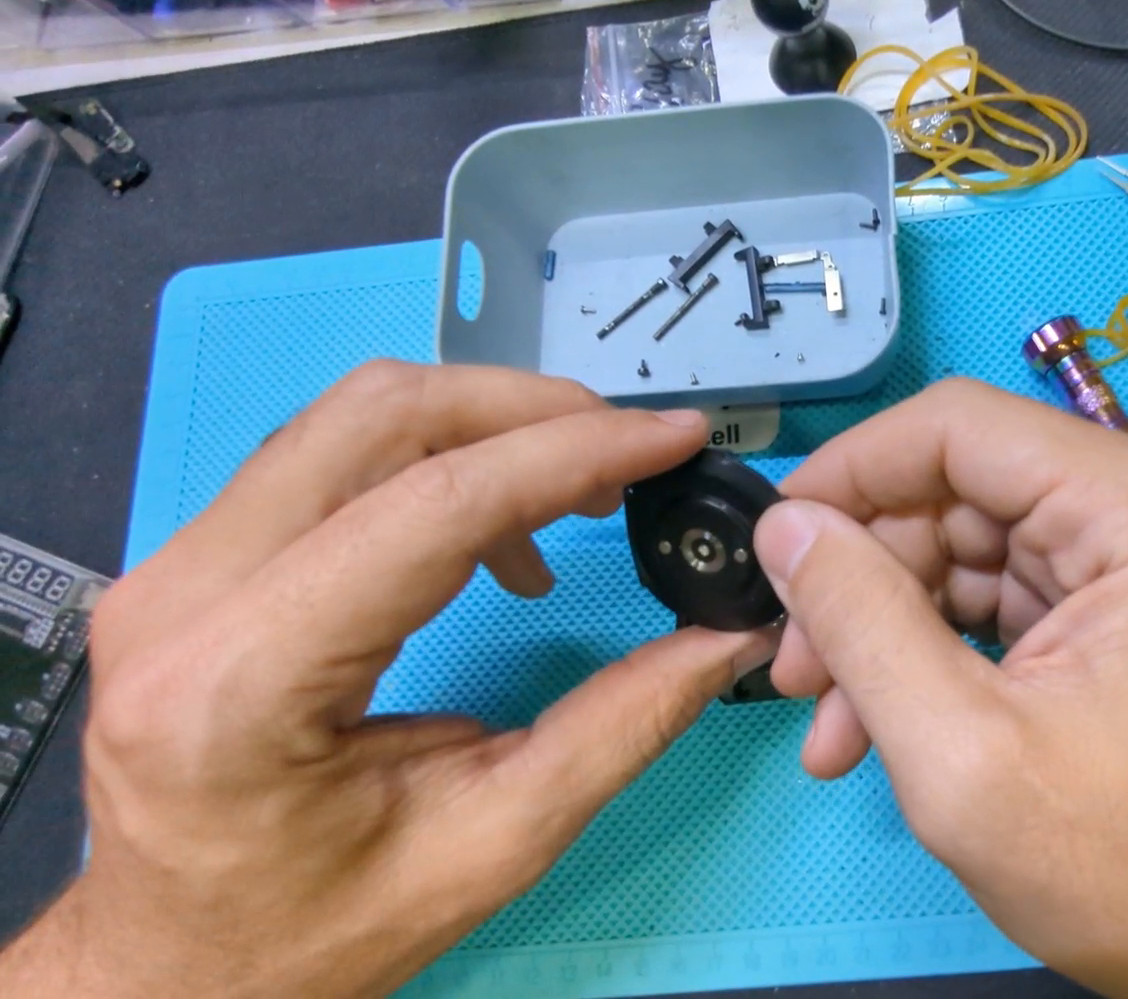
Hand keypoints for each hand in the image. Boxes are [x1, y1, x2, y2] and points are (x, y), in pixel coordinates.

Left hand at [0, 362, 772, 997]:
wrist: (170, 967)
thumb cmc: (327, 924)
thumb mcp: (502, 838)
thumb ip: (630, 722)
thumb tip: (734, 632)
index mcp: (248, 679)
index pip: (439, 503)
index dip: (577, 451)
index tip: (677, 437)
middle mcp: (190, 590)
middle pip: (384, 412)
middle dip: (538, 408)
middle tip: (634, 454)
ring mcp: (184, 561)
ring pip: (361, 412)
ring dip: (499, 423)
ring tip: (586, 489)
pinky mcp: (208, 554)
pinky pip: (346, 452)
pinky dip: (455, 457)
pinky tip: (508, 537)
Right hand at [752, 379, 1127, 996]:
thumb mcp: (964, 756)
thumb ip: (861, 622)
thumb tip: (786, 529)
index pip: (962, 426)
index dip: (854, 469)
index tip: (778, 537)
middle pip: (963, 488)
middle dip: (866, 571)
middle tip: (796, 663)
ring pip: (971, 544)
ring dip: (892, 620)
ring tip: (832, 716)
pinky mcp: (1124, 601)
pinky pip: (1005, 590)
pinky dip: (938, 644)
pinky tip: (882, 718)